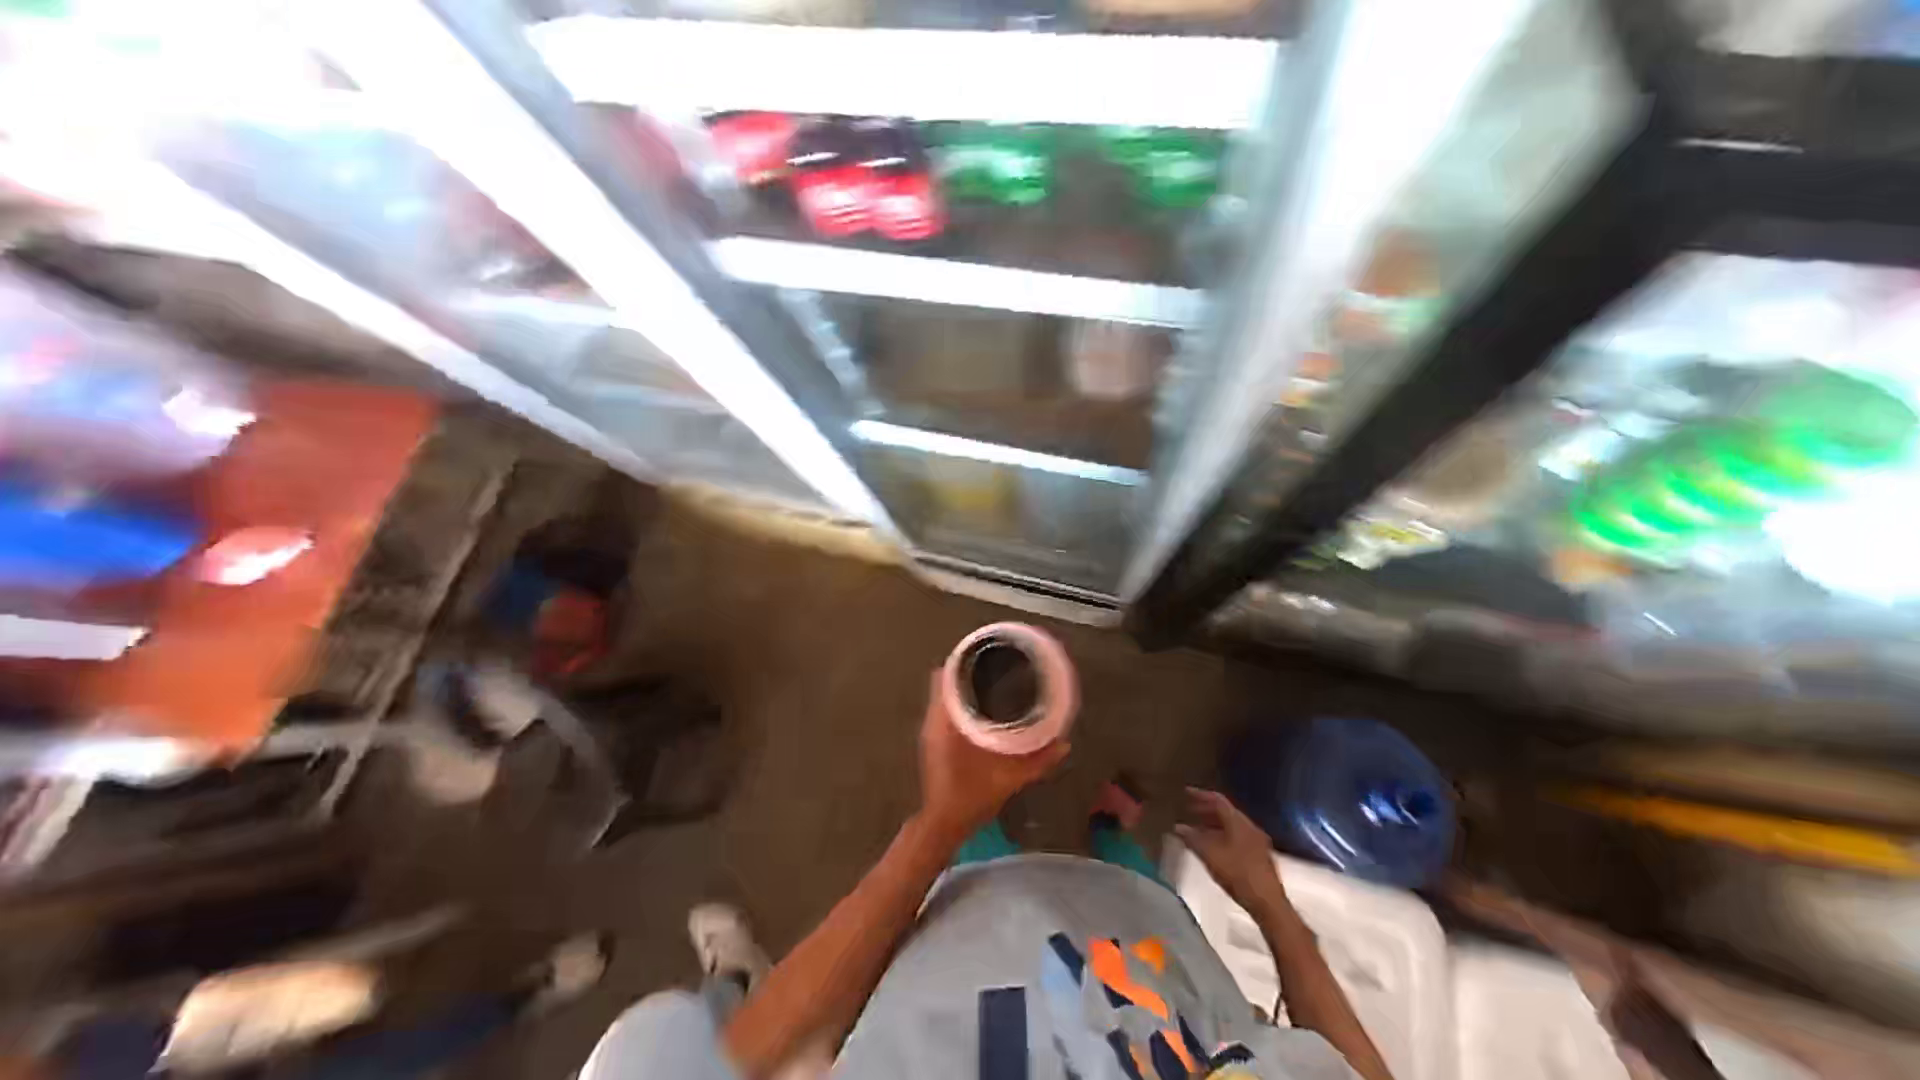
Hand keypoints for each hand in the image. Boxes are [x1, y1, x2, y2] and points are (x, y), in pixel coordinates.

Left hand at [917, 671, 1068, 842]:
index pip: (943, 677)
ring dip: (964, 687)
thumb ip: (1037, 762)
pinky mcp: (935, 742)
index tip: (984, 653)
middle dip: (967, 671)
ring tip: (993, 680)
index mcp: (943, 722)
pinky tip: (984, 708)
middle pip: (944, 682)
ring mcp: (932, 732)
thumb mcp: (1008, 779)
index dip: (961, 661)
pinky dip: (962, 703)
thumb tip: (1064, 743)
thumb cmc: (970, 798)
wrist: (943, 825)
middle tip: (996, 665)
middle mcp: (933, 721)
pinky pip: (946, 711)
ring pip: (944, 697)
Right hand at [1175, 787, 1286, 912]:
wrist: (1268, 902)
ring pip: (1232, 826)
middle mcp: (1250, 827)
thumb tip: (1178, 827)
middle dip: (1206, 810)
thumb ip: (1192, 839)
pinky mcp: (1260, 856)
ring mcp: (1257, 842)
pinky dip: (1223, 836)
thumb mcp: (1209, 855)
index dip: (1201, 795)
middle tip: (1190, 810)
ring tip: (1198, 829)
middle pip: (1226, 812)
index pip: (1218, 800)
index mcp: (1238, 822)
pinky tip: (1214, 847)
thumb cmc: (1237, 874)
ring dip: (1214, 824)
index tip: (1186, 792)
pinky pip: (1238, 837)